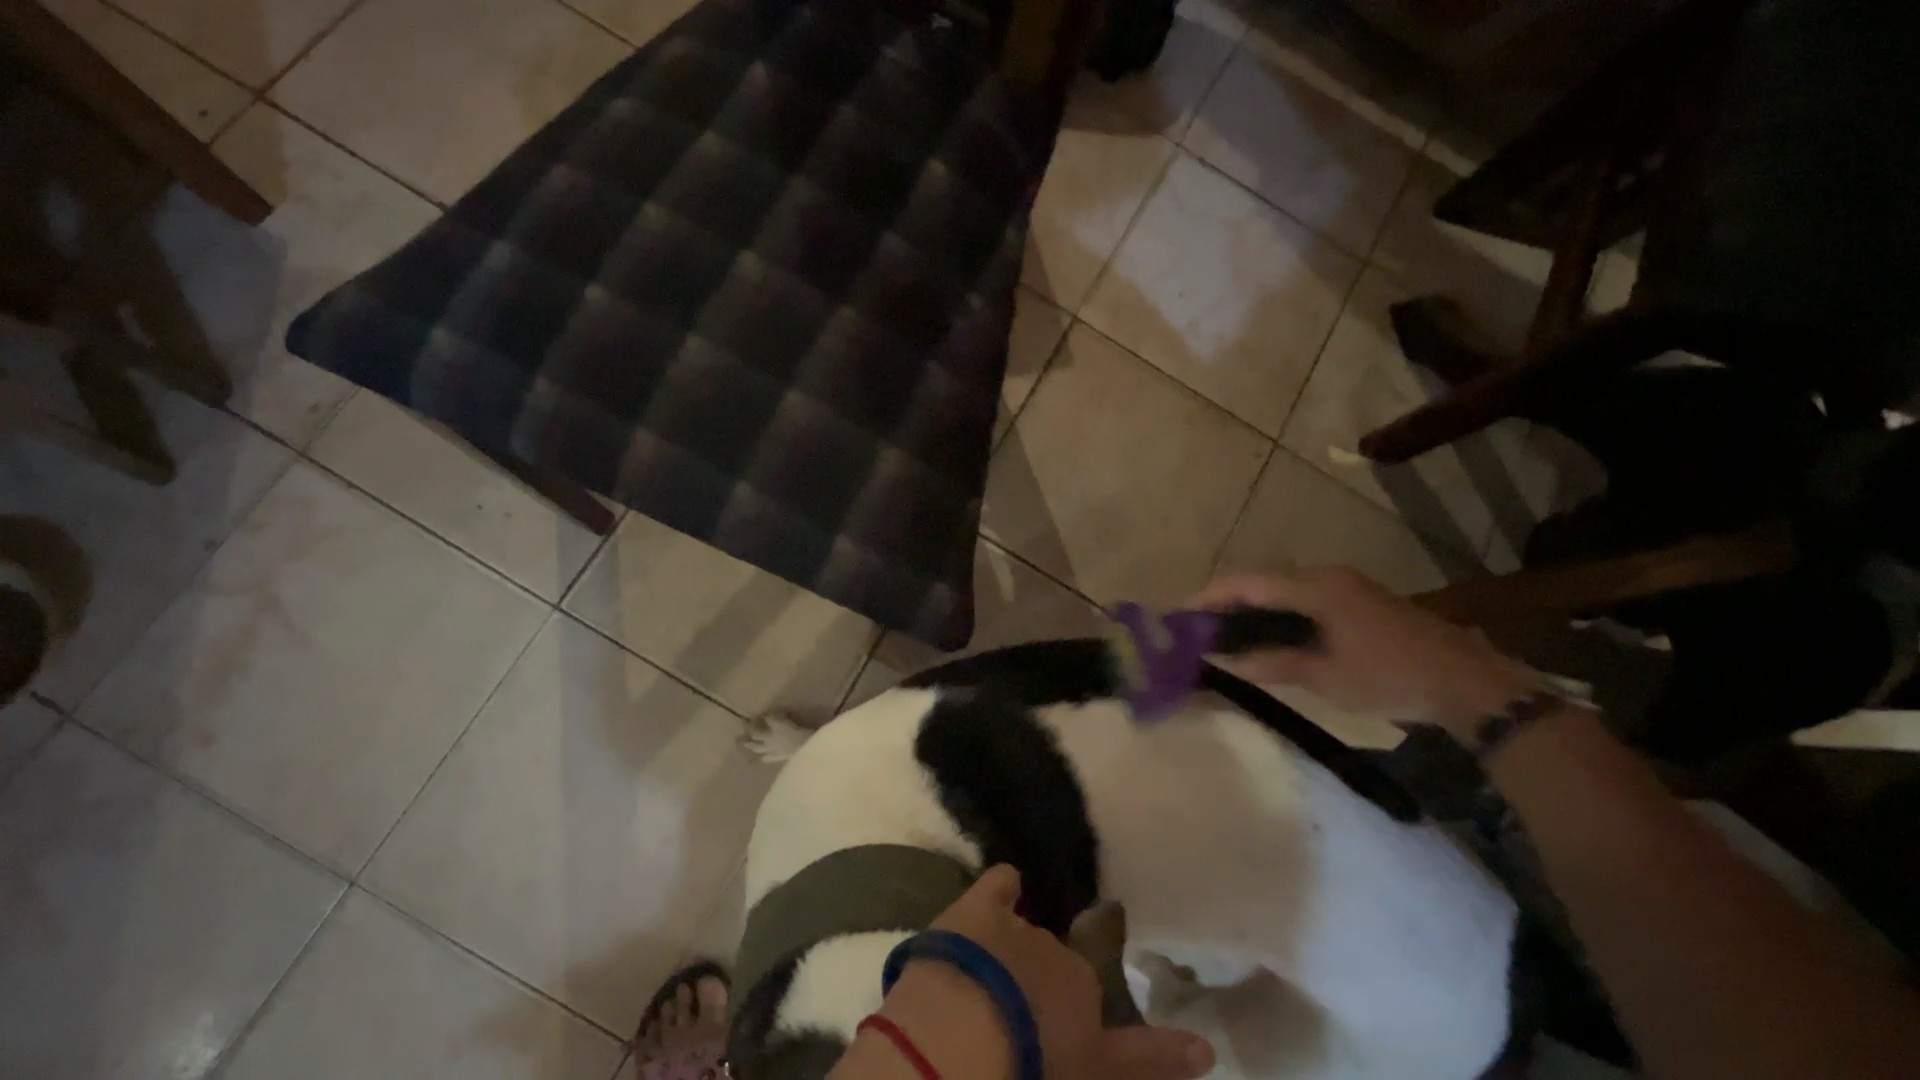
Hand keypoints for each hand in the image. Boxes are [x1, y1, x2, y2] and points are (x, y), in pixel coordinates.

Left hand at [880, 866, 1213, 1079]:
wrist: (965, 1027)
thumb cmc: (1035, 1054)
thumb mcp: (1097, 1066)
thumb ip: (1149, 1057)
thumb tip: (1208, 1052)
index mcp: (1085, 986)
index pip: (1087, 993)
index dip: (1073, 1009)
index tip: (1062, 1026)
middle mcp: (1057, 949)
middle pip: (1055, 961)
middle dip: (1043, 979)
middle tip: (1026, 1006)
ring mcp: (1016, 926)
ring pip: (1025, 930)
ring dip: (1016, 948)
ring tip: (998, 973)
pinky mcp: (978, 909)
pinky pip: (1000, 885)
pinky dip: (1006, 884)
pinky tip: (1010, 881)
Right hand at [1190, 568, 1538, 738]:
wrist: (1465, 683)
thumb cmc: (1388, 676)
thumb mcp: (1324, 676)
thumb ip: (1272, 663)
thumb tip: (1225, 660)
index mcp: (1316, 587)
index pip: (1248, 584)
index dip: (1210, 596)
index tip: (1178, 614)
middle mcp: (1327, 578)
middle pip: (1263, 584)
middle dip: (1226, 605)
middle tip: (1196, 631)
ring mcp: (1347, 589)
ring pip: (1284, 594)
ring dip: (1253, 613)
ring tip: (1221, 638)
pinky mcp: (1359, 605)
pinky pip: (1304, 604)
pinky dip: (1278, 618)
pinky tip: (1267, 640)